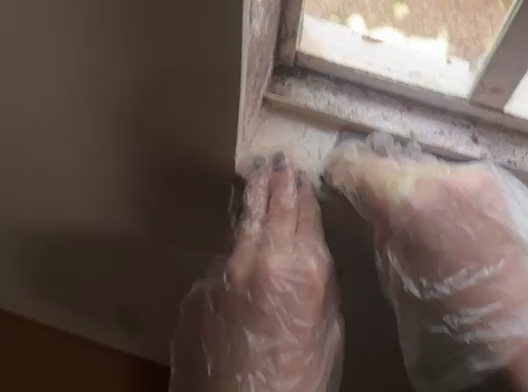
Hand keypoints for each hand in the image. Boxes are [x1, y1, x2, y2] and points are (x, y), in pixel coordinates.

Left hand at [172, 152, 339, 391]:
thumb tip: (316, 259)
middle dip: (276, 179)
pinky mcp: (198, 289)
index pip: (305, 212)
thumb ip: (322, 286)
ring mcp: (225, 270)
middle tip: (277, 158)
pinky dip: (233, 245)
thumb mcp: (329, 333)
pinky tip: (238, 240)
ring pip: (242, 222)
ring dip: (251, 196)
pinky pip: (221, 257)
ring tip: (255, 173)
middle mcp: (262, 257)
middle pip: (272, 206)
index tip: (303, 174)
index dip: (305, 191)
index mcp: (303, 267)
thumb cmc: (298, 383)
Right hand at [324, 134, 527, 391]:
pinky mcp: (486, 176)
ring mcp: (466, 172)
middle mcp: (438, 175)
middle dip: (375, 176)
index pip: (360, 166)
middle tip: (365, 195)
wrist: (513, 316)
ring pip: (419, 164)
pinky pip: (445, 174)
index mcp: (409, 201)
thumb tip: (362, 205)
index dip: (341, 172)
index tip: (333, 179)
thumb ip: (376, 230)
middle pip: (390, 160)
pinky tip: (435, 212)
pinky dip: (434, 187)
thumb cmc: (446, 312)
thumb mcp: (393, 275)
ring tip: (404, 206)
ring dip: (407, 180)